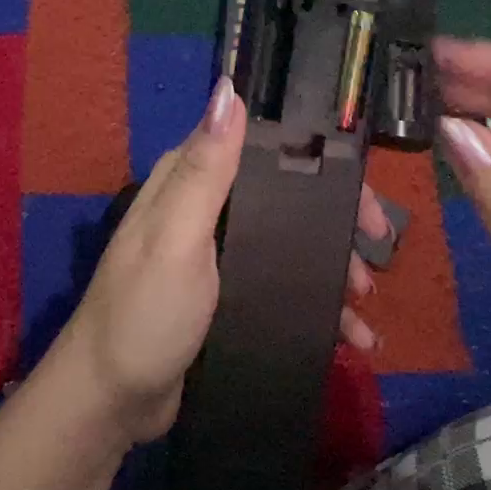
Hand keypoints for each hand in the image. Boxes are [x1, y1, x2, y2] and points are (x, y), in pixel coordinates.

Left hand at [54, 78, 392, 440]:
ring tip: (362, 302)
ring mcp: (215, 254)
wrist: (114, 401)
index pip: (262, 148)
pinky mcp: (225, 295)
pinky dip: (313, 304)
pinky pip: (281, 286)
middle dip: (334, 221)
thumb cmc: (145, 312)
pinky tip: (347, 336)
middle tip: (376, 251)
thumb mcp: (177, 237)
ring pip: (288, 243)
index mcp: (189, 180)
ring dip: (329, 266)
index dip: (318, 160)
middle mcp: (204, 208)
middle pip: (286, 197)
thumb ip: (206, 169)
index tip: (364, 191)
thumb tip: (230, 88)